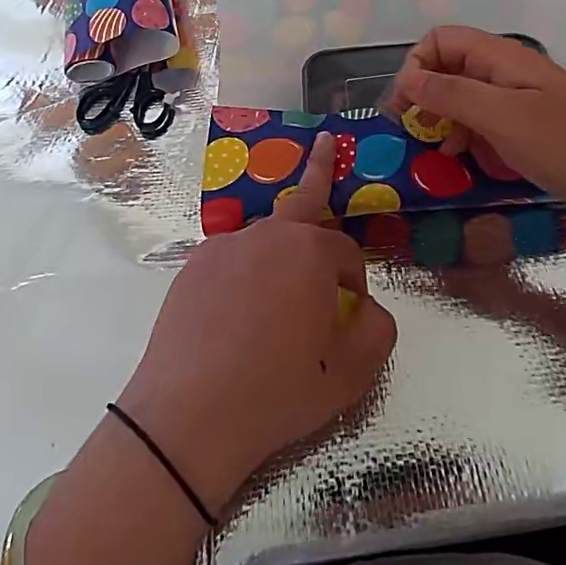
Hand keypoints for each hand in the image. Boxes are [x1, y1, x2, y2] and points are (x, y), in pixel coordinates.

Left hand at [116, 133, 396, 509]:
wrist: (186, 421)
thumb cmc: (278, 392)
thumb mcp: (351, 372)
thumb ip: (378, 330)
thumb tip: (368, 310)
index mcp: (310, 252)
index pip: (348, 253)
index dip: (356, 282)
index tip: (352, 312)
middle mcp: (266, 236)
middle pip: (303, 200)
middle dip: (320, 169)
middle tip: (325, 143)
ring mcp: (222, 249)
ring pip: (265, 239)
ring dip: (281, 250)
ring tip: (278, 288)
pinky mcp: (190, 270)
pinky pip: (231, 261)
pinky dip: (244, 274)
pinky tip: (238, 313)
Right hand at [388, 26, 565, 216]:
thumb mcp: (502, 118)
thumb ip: (451, 94)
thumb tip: (406, 78)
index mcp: (503, 57)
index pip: (442, 39)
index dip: (416, 66)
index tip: (404, 108)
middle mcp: (512, 71)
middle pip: (453, 67)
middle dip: (428, 96)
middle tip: (416, 135)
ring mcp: (526, 101)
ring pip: (470, 98)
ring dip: (448, 121)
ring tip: (442, 154)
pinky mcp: (535, 129)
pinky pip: (491, 124)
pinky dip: (473, 138)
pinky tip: (472, 162)